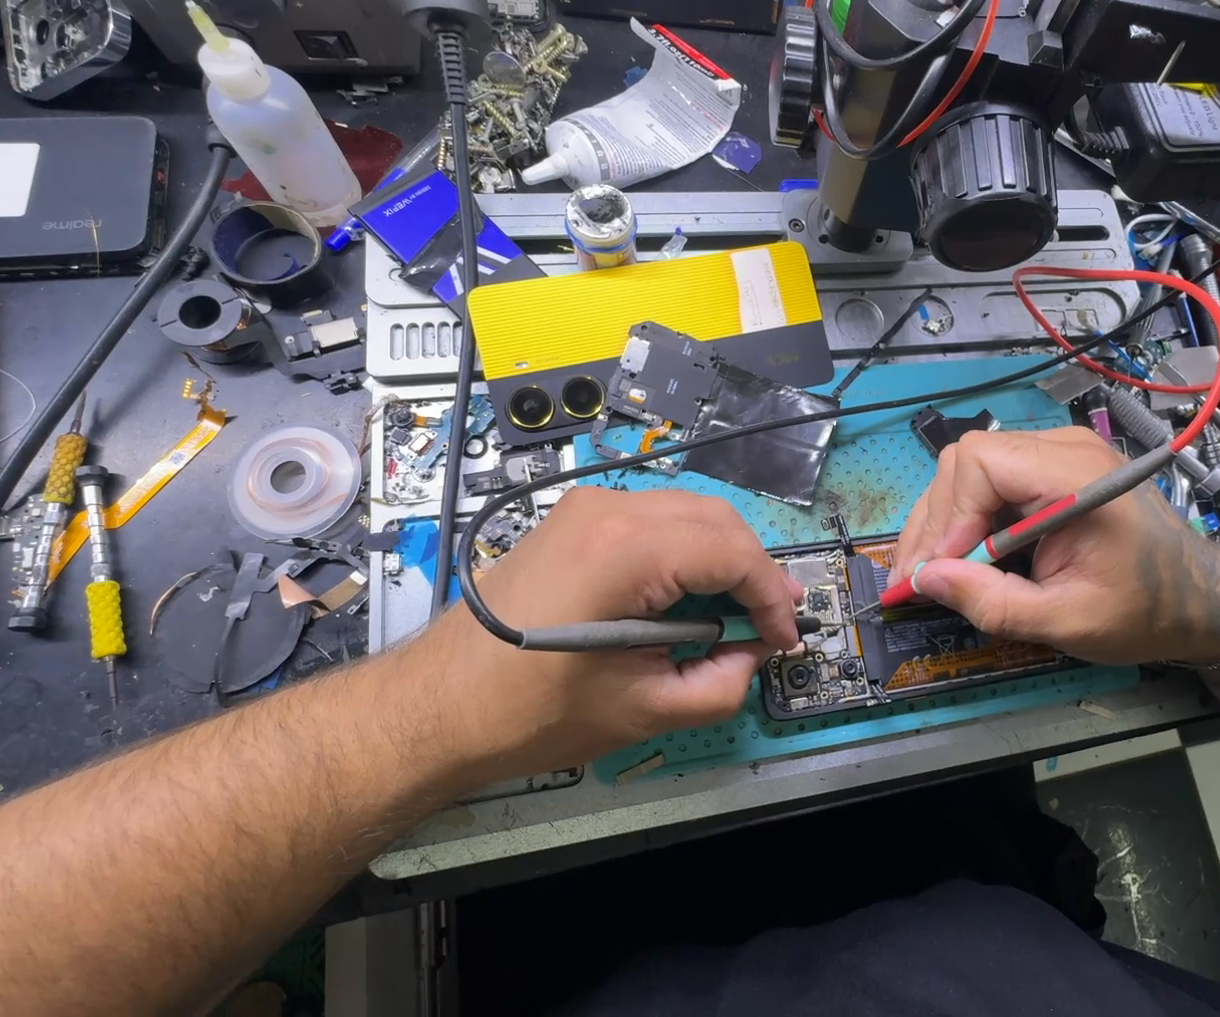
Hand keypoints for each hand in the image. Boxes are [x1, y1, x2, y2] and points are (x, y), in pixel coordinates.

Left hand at [420, 488, 803, 777]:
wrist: (435, 706)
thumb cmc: (530, 713)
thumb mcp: (643, 710)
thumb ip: (721, 682)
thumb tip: (755, 652)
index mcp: (625, 549)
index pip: (733, 553)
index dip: (771, 597)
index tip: (785, 638)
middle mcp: (609, 509)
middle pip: (718, 520)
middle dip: (754, 570)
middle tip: (771, 621)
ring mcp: (588, 507)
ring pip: (689, 513)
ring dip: (723, 557)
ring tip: (737, 610)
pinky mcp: (575, 519)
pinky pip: (655, 520)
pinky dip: (687, 551)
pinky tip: (690, 594)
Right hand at [892, 427, 1219, 665]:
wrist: (1196, 598)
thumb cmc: (1144, 611)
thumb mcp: (1066, 621)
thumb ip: (993, 602)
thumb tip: (925, 579)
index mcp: (1076, 476)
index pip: (981, 462)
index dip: (950, 513)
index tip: (939, 568)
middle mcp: (1063, 449)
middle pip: (966, 461)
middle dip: (937, 520)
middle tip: (919, 578)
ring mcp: (1056, 455)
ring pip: (969, 469)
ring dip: (945, 520)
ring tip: (932, 572)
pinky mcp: (1049, 470)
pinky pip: (989, 481)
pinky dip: (966, 518)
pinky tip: (962, 555)